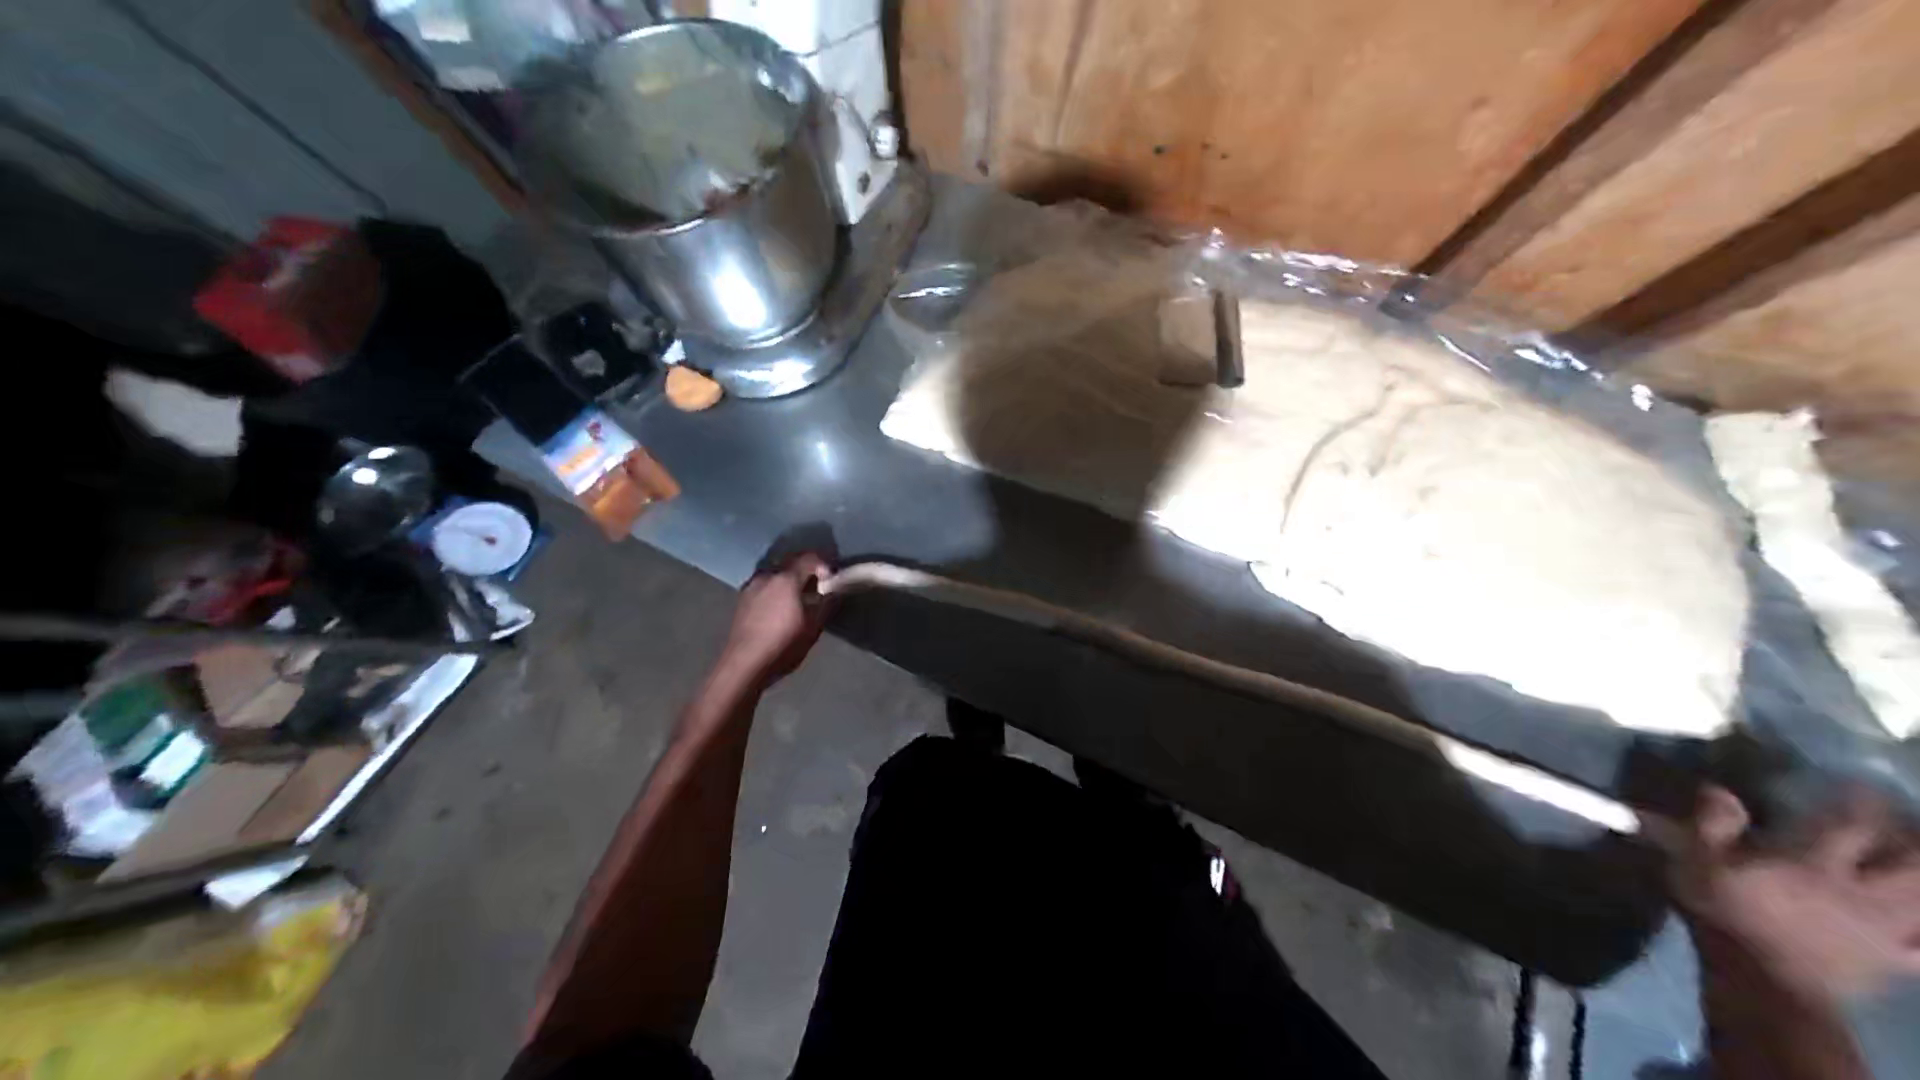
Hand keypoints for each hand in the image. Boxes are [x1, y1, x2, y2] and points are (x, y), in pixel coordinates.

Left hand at [716, 554, 833, 688]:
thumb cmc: (783, 645)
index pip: (810, 558)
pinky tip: (780, 608)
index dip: (824, 565)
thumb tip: (834, 591)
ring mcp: (751, 585)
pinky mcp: (742, 598)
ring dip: (791, 581)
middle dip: (807, 571)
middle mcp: (767, 575)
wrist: (744, 664)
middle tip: (818, 589)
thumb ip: (826, 604)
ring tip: (798, 600)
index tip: (832, 581)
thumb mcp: (813, 627)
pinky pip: (765, 585)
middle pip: (792, 562)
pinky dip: (777, 589)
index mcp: (787, 579)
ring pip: (777, 574)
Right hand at [1662, 784, 1919, 1003]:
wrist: (1762, 981)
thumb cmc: (1725, 913)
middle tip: (1911, 825)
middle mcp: (1862, 892)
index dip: (1861, 803)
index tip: (1863, 785)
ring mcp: (1886, 930)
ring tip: (1918, 866)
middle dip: (1915, 842)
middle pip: (1909, 864)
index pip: (1849, 825)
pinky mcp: (1895, 960)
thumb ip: (1711, 824)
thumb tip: (1720, 788)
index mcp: (1813, 864)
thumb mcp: (1697, 860)